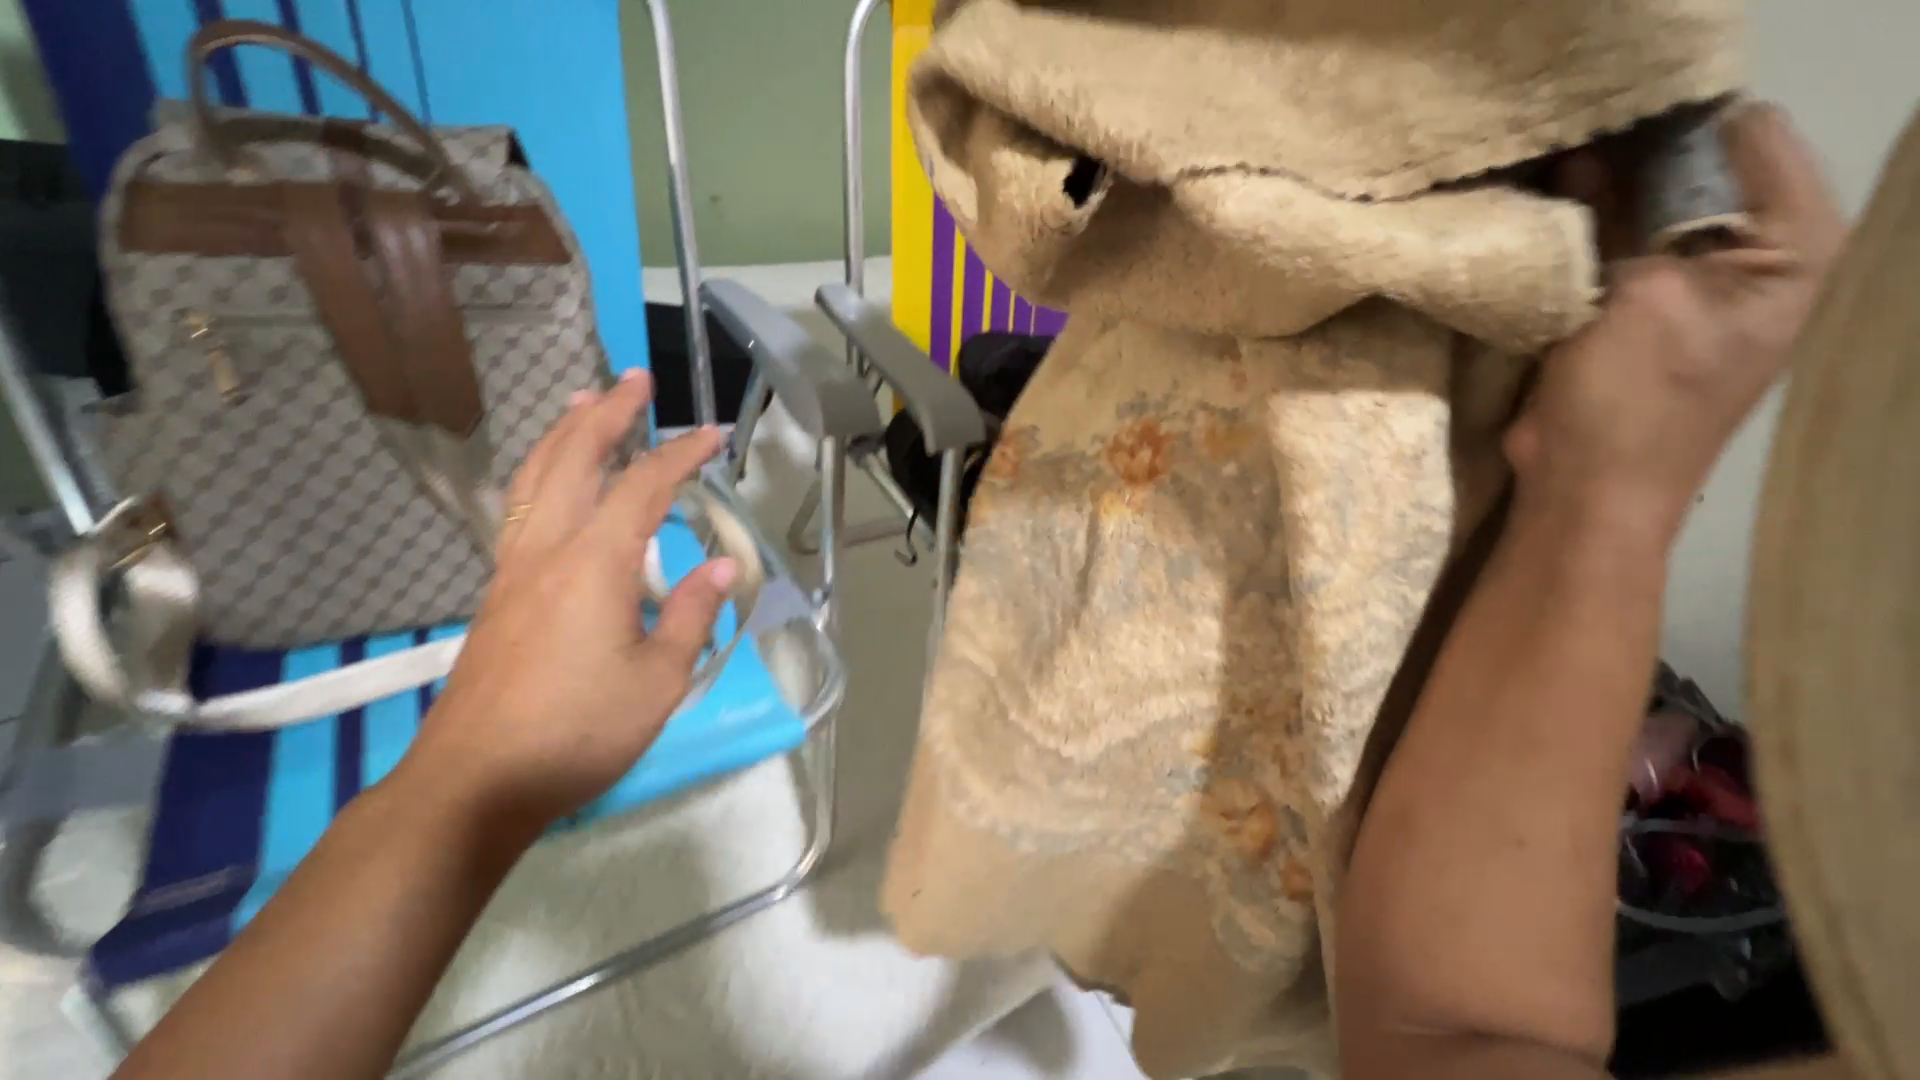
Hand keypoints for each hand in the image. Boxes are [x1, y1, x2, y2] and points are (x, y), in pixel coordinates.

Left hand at [393, 371, 735, 834]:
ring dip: (563, 434)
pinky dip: (541, 474)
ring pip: (534, 479)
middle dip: (607, 413)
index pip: (644, 487)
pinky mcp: (498, 595)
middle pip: (573, 459)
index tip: (714, 434)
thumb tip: (723, 567)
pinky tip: (551, 483)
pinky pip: (520, 510)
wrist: (475, 781)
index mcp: (595, 563)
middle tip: (634, 380)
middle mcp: (548, 550)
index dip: (681, 454)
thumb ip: (691, 615)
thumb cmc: (578, 732)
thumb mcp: (658, 680)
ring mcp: (513, 570)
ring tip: (581, 403)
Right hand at [1505, 103, 1847, 544]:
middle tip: (1562, 137)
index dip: (1677, 124)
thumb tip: (1583, 157)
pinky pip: (1612, 254)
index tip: (1605, 113)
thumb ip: (1617, 219)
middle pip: (1693, 176)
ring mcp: (1690, 286)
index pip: (1748, 141)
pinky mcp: (1635, 312)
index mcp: (1795, 249)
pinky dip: (1579, 239)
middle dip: (1629, 160)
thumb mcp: (1636, 298)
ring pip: (1644, 217)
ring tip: (1542, 172)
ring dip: (1595, 201)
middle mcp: (1753, 257)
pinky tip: (1539, 221)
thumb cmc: (1634, 401)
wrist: (1587, 491)